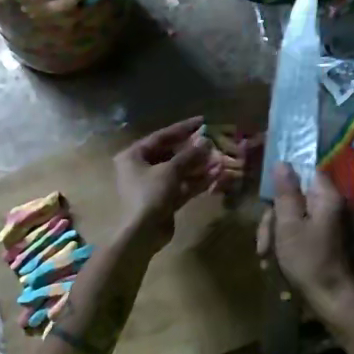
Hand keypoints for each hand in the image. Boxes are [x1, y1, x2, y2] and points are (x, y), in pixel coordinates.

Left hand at [114, 117, 212, 245]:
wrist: (143, 232)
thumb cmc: (151, 194)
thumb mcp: (170, 170)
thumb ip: (189, 155)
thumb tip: (206, 141)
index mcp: (134, 155)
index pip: (161, 136)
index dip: (183, 128)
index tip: (202, 121)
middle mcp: (140, 168)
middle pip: (171, 154)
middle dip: (193, 150)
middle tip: (213, 143)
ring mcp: (152, 185)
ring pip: (178, 171)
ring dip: (198, 166)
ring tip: (219, 160)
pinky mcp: (163, 200)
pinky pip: (181, 185)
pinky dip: (196, 181)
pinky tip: (216, 175)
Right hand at [261, 164, 353, 312]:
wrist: (332, 298)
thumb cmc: (308, 260)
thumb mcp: (289, 225)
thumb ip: (285, 193)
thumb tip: (282, 163)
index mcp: (327, 198)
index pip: (306, 172)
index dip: (284, 181)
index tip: (267, 199)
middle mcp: (333, 207)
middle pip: (296, 198)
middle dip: (274, 218)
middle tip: (263, 243)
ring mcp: (332, 225)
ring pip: (296, 218)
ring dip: (277, 235)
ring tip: (266, 257)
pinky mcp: (328, 241)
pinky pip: (303, 232)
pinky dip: (288, 244)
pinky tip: (276, 262)